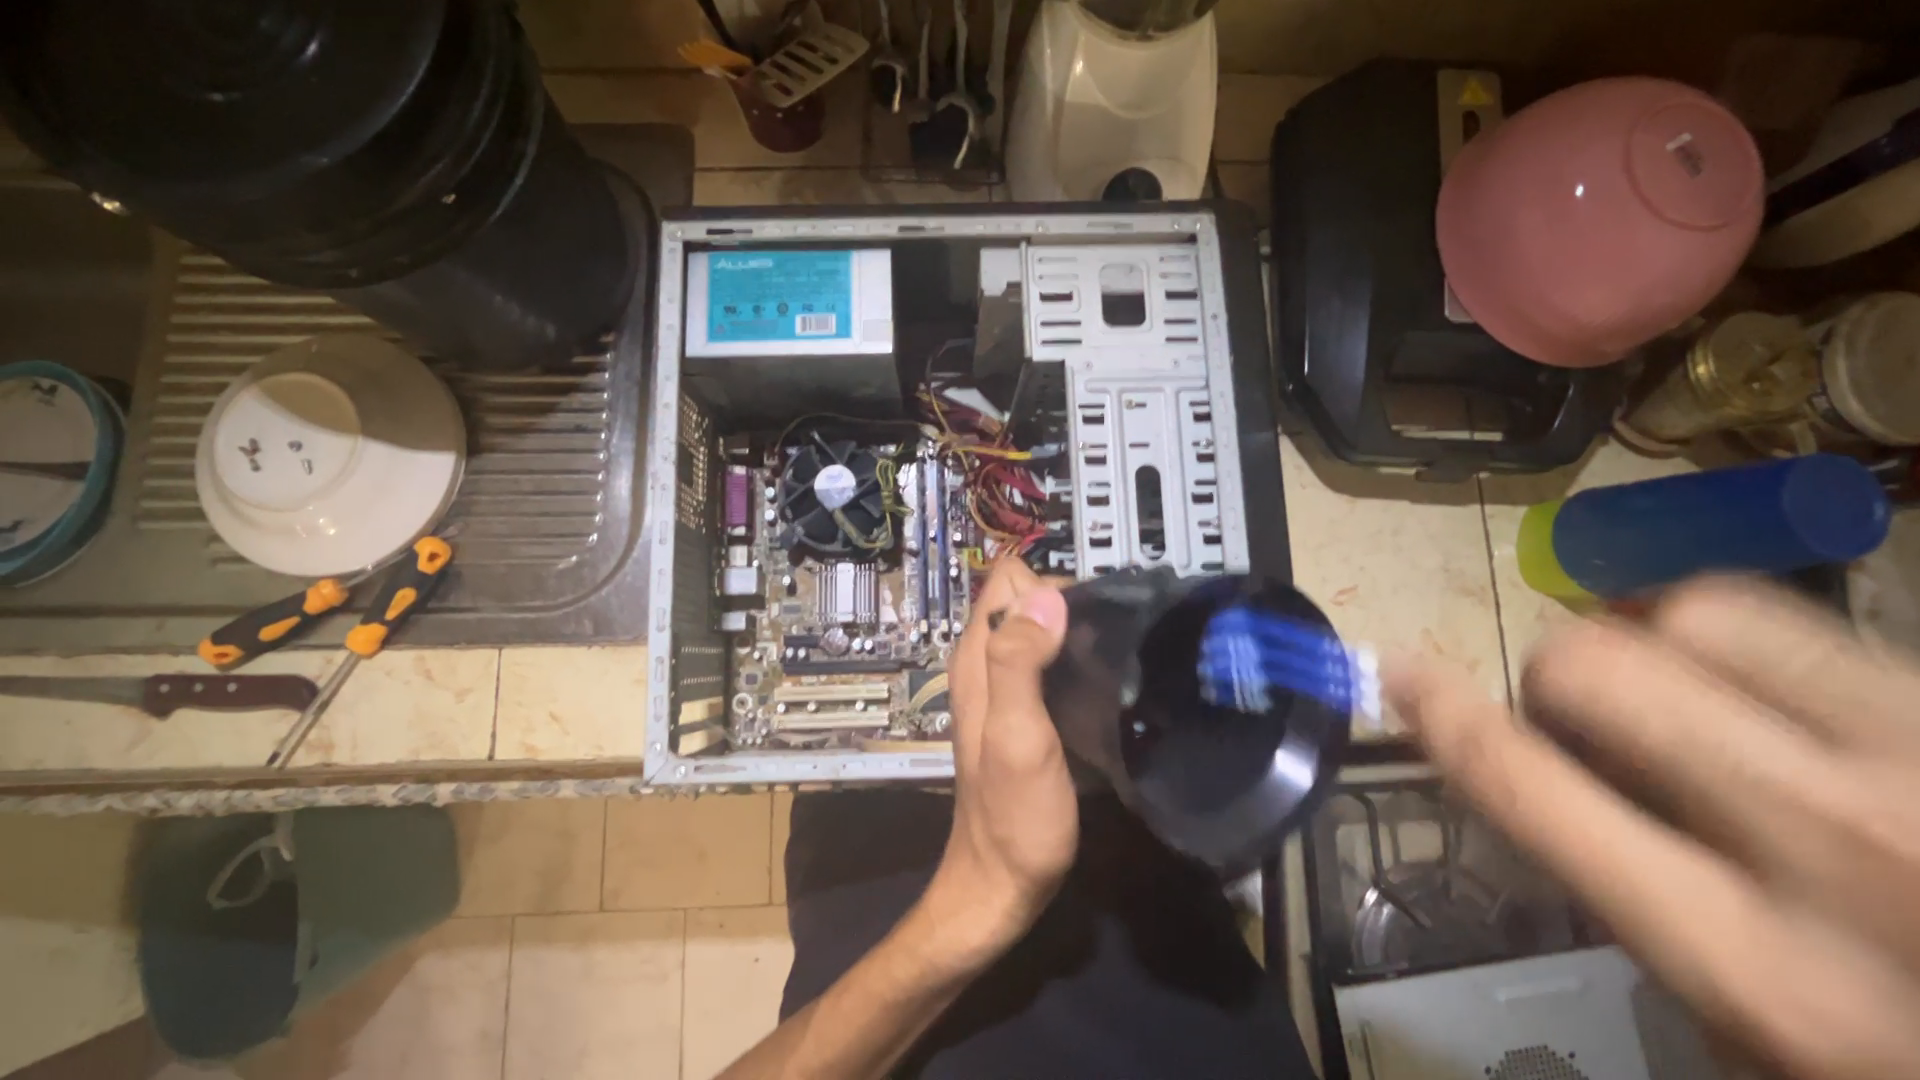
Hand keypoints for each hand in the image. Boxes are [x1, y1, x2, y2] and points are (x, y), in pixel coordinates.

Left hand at [924, 558, 1074, 965]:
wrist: (1003, 882)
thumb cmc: (1014, 815)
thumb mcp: (1017, 736)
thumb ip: (1019, 663)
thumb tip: (1043, 595)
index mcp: (977, 657)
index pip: (1007, 579)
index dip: (1049, 583)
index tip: (1092, 615)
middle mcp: (985, 663)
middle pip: (1026, 600)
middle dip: (1068, 602)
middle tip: (1114, 636)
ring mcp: (1005, 689)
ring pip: (1040, 630)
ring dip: (1076, 631)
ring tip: (1119, 654)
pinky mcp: (1027, 713)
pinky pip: (1050, 663)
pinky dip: (1075, 659)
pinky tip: (1106, 681)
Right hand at [1383, 577, 1919, 1079]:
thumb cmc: (1901, 1055)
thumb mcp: (1753, 1023)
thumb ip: (1638, 894)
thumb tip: (1556, 771)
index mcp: (1750, 959)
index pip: (1526, 785)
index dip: (1441, 713)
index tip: (1402, 670)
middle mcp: (1837, 844)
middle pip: (1599, 664)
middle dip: (1559, 672)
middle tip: (1583, 707)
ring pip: (1708, 610)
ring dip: (1654, 636)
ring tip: (1684, 677)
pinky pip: (1822, 630)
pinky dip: (1764, 649)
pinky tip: (1791, 700)